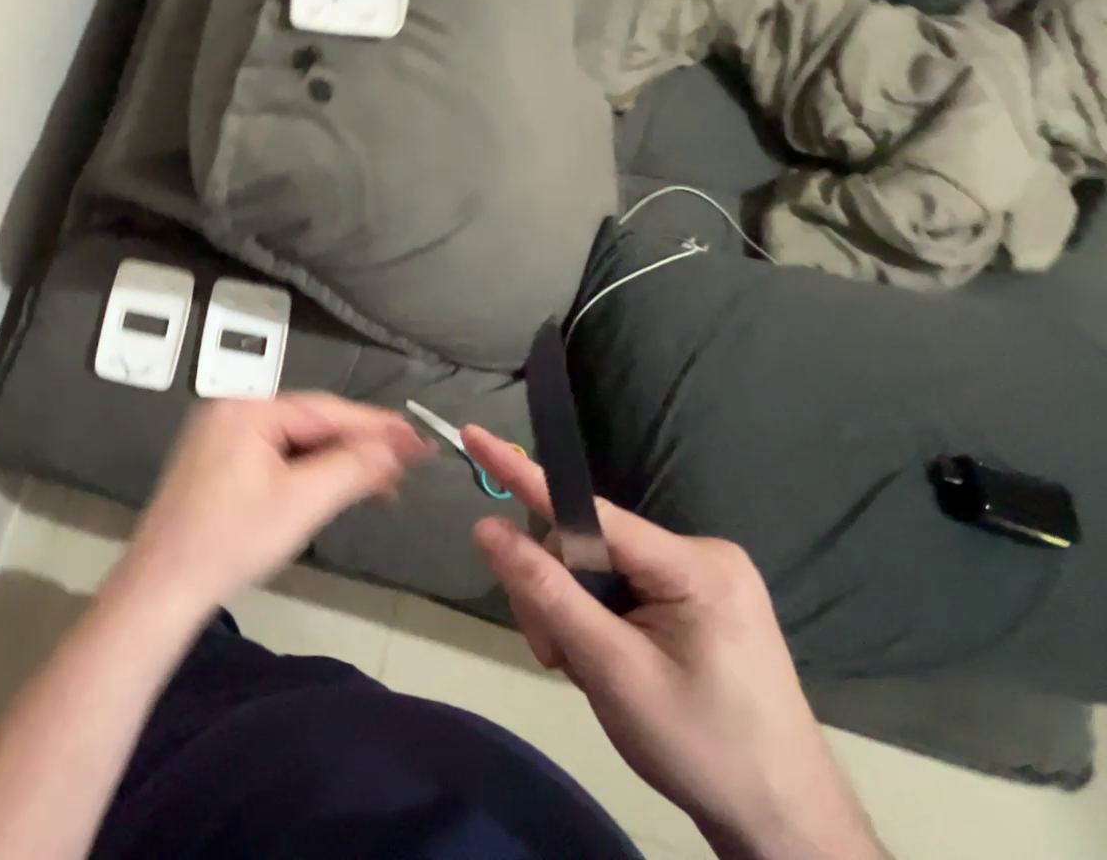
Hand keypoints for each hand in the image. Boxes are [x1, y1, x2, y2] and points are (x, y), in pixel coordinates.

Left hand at [112, 394, 431, 619]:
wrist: (163, 585)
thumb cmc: (230, 542)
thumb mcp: (301, 502)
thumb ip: (353, 468)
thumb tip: (397, 448)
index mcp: (245, 411)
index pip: (325, 409)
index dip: (377, 426)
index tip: (421, 441)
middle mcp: (229, 413)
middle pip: (308, 423)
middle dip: (357, 447)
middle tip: (406, 469)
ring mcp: (218, 439)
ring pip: (292, 442)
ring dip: (335, 462)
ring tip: (379, 486)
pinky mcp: (215, 466)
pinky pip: (272, 458)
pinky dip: (306, 473)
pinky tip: (332, 490)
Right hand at [462, 427, 884, 859]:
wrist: (780, 819)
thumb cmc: (701, 744)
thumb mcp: (610, 667)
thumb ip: (545, 592)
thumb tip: (486, 527)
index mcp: (694, 565)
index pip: (586, 513)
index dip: (522, 475)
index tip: (474, 436)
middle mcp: (697, 557)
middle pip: (580, 547)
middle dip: (551, 595)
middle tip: (553, 655)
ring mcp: (695, 581)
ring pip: (588, 572)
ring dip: (566, 616)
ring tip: (579, 668)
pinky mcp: (688, 605)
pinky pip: (611, 591)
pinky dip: (587, 623)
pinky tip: (597, 662)